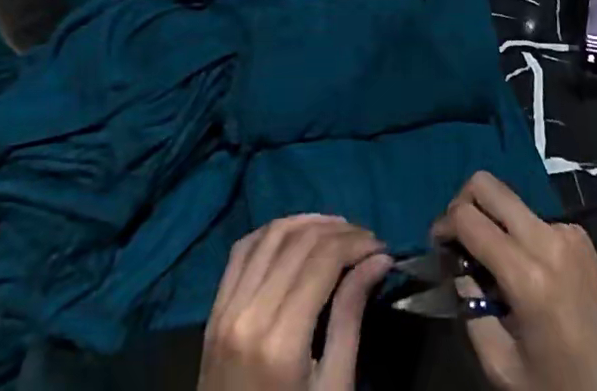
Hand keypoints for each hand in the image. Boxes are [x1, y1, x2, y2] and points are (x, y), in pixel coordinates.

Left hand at [199, 214, 394, 390]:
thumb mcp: (333, 386)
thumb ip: (351, 317)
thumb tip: (379, 260)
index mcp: (280, 340)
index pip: (323, 258)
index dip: (358, 242)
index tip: (382, 249)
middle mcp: (247, 313)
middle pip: (299, 241)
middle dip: (341, 231)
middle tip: (367, 241)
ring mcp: (224, 310)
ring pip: (271, 235)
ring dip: (309, 223)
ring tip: (338, 232)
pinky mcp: (213, 311)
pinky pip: (242, 250)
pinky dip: (273, 232)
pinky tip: (298, 236)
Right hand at [433, 173, 596, 390]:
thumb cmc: (558, 385)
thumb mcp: (500, 363)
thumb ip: (470, 307)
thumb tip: (455, 266)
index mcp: (528, 275)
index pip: (469, 218)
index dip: (442, 225)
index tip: (437, 248)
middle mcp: (549, 238)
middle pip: (490, 185)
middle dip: (462, 203)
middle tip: (455, 240)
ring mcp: (569, 231)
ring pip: (512, 199)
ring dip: (491, 218)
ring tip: (488, 261)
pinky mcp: (580, 235)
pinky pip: (535, 218)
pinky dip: (516, 232)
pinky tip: (519, 268)